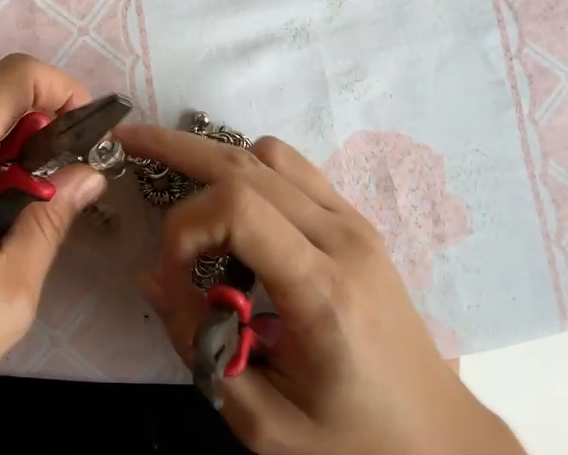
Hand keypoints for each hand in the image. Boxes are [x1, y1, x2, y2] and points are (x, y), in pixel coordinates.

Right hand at [120, 126, 523, 454]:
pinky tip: (225, 198)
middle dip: (177, 151)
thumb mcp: (262, 421)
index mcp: (324, 292)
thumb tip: (150, 275)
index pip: (237, 209)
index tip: (170, 275)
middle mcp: (343, 240)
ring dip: (213, 158)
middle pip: (245, 164)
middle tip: (128, 143)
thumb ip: (197, 345)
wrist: (439, 443)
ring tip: (175, 178)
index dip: (184, 227)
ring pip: (268, 154)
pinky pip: (292, 168)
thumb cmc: (351, 443)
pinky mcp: (356, 224)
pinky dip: (247, 168)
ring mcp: (354, 224)